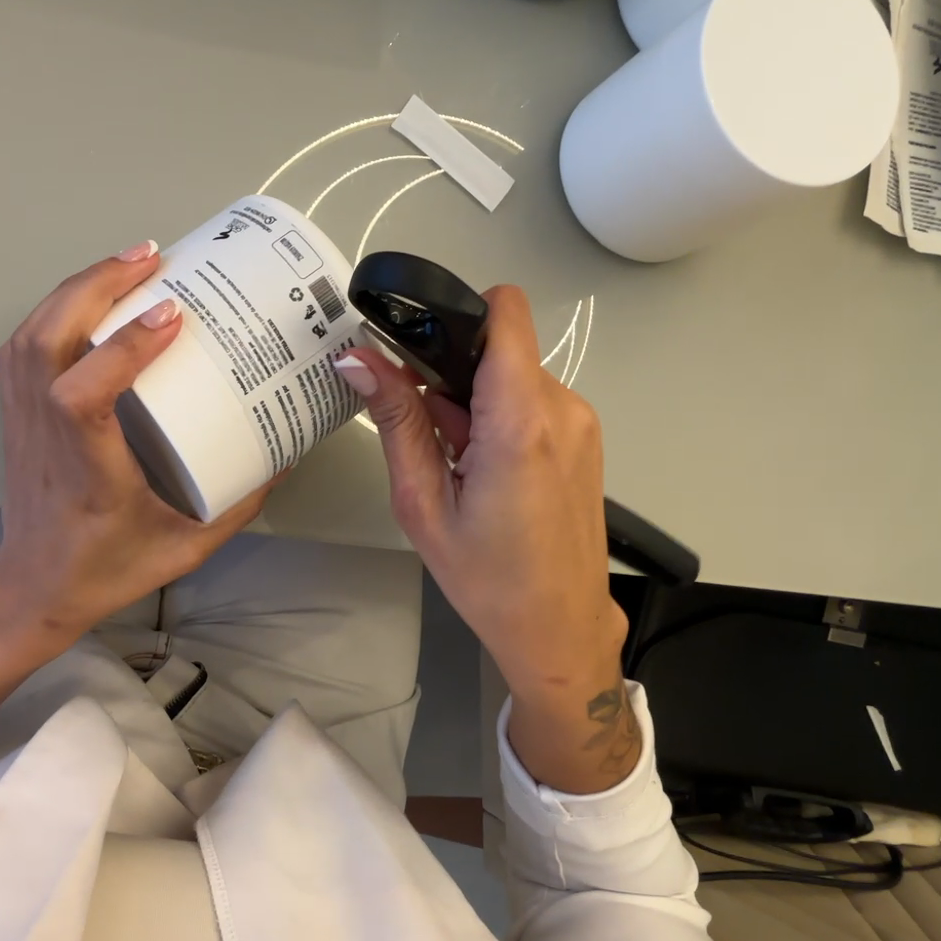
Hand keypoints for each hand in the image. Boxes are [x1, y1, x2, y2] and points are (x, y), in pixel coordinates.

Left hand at [0, 244, 274, 750]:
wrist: (34, 587)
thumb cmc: (105, 572)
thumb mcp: (185, 548)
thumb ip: (238, 505)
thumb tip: (281, 455)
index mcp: (86, 470)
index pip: (83, 394)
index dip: (124, 347)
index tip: (172, 313)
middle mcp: (45, 435)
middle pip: (47, 341)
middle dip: (96, 286)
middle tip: (152, 258)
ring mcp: (21, 420)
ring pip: (30, 333)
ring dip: (76, 287)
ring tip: (127, 264)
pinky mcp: (15, 413)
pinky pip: (23, 345)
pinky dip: (55, 307)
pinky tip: (90, 298)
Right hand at [334, 286, 634, 792]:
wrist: (558, 629)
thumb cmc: (486, 578)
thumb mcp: (423, 503)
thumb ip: (396, 422)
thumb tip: (357, 360)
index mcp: (521, 420)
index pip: (502, 311)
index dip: (455, 312)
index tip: (415, 345)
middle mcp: (562, 407)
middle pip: (497, 348)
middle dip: (451, 375)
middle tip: (422, 433)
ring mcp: (580, 422)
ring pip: (511, 375)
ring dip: (472, 402)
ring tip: (453, 464)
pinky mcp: (584, 438)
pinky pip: (530, 401)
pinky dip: (497, 419)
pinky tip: (481, 471)